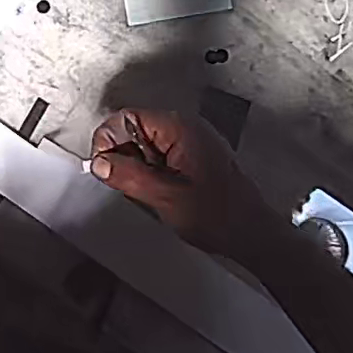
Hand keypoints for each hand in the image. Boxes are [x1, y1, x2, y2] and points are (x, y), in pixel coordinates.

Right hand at [89, 109, 278, 257]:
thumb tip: (100, 162)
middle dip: (124, 155)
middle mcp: (186, 128)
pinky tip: (159, 192)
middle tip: (127, 183)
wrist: (252, 234)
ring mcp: (191, 141)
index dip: (109, 139)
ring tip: (149, 191)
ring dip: (138, 166)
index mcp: (180, 128)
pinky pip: (160, 155)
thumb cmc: (220, 215)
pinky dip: (151, 171)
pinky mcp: (193, 156)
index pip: (129, 118)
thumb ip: (129, 176)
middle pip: (135, 128)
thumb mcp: (166, 197)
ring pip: (145, 144)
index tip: (103, 165)